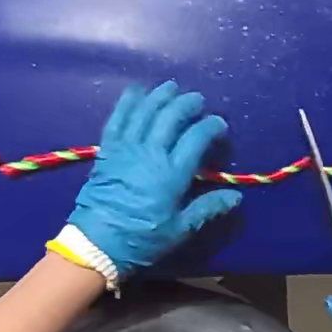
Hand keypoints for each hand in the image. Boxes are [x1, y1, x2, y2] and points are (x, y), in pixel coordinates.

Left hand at [66, 81, 241, 278]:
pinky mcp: (107, 151)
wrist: (96, 244)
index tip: (219, 125)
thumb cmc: (141, 240)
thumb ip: (207, 208)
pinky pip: (118, 118)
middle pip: (171, 116)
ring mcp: (126, 149)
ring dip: (159, 96)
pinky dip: (128, 102)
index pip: (196, 138)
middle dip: (187, 104)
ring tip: (171, 88)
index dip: (211, 127)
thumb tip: (235, 196)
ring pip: (145, 111)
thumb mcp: (179, 230)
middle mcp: (150, 153)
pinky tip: (136, 92)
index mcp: (172, 174)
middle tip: (197, 100)